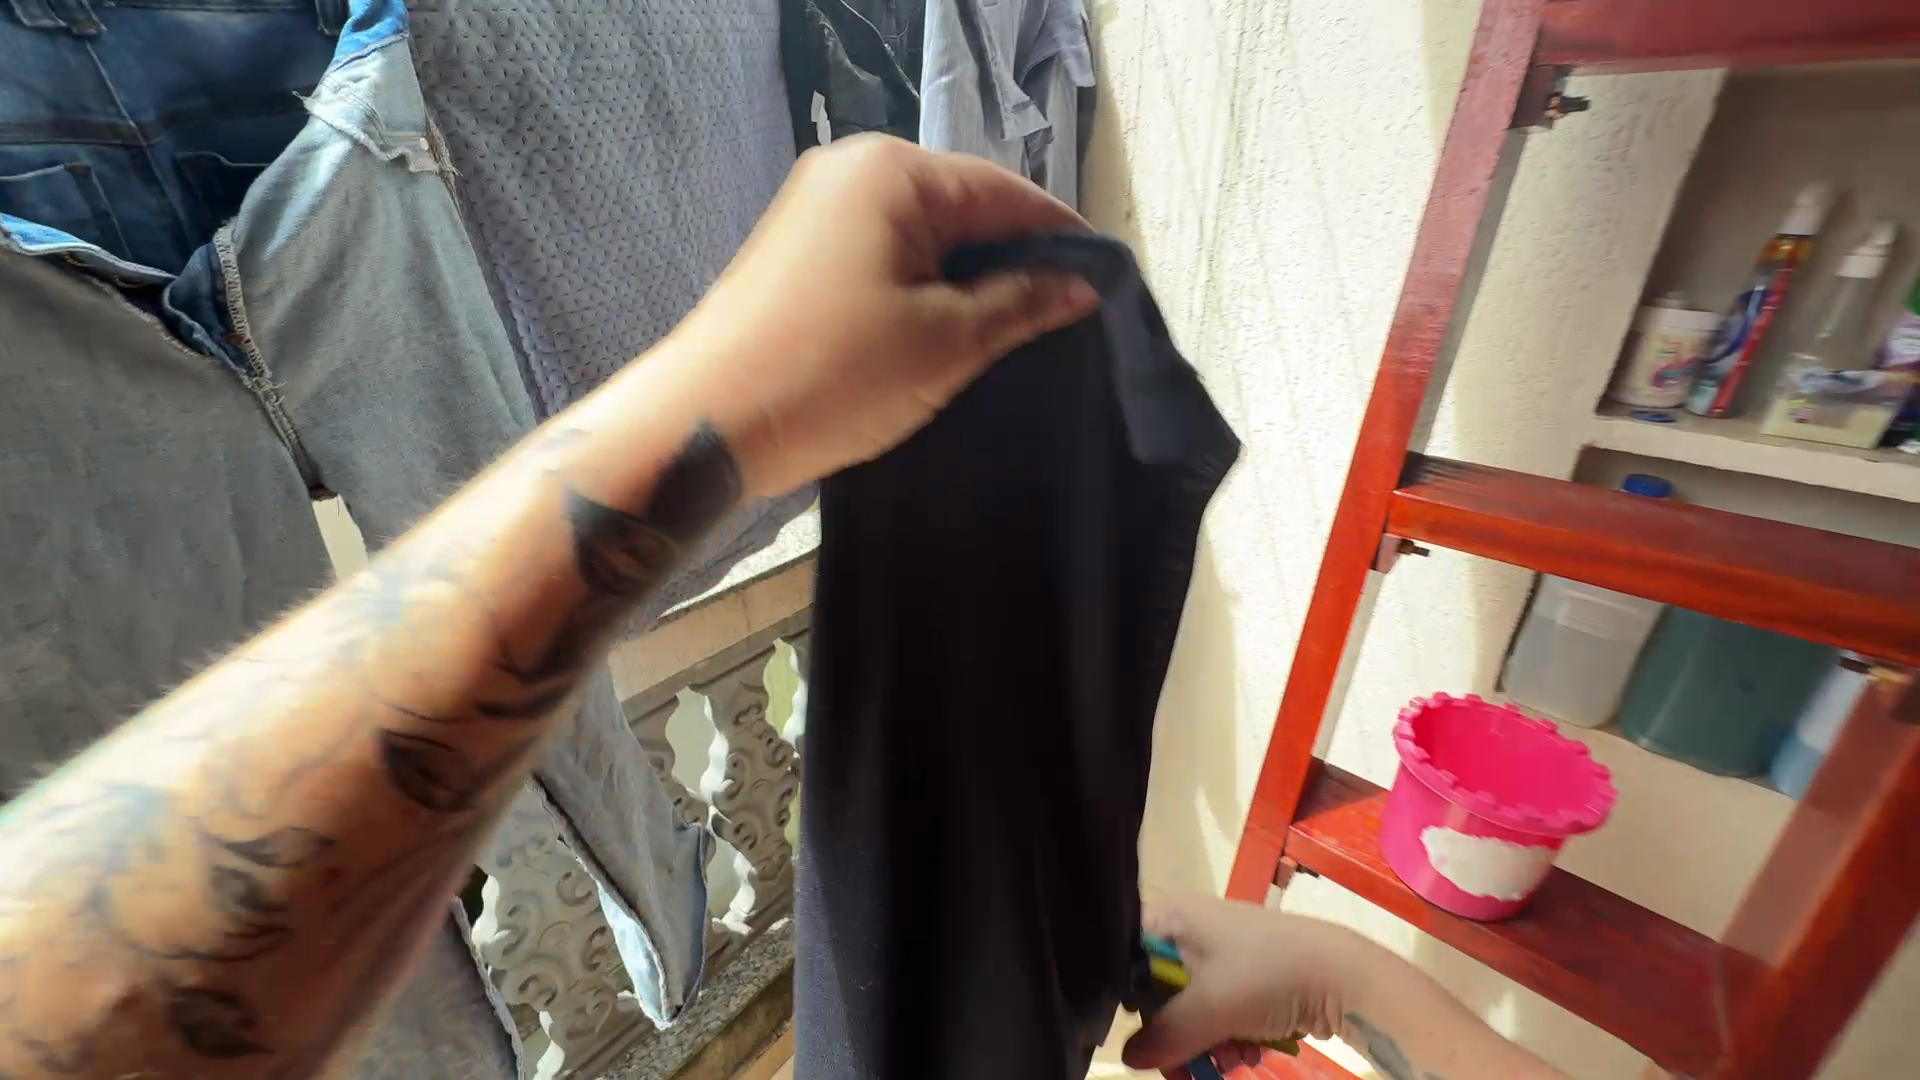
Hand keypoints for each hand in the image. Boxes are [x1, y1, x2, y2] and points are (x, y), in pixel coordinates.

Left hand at [662, 134, 1101, 496]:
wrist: (709, 424)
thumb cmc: (835, 376)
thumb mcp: (946, 342)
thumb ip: (1021, 303)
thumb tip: (1082, 284)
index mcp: (893, 172)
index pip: (1006, 193)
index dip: (1061, 240)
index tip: (1103, 286)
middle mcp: (852, 172)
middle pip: (964, 211)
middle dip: (1013, 265)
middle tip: (1057, 322)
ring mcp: (819, 212)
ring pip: (925, 241)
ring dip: (968, 284)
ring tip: (1008, 336)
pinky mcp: (802, 255)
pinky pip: (887, 261)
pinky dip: (924, 293)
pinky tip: (947, 333)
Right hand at [1125, 895, 1350, 1071]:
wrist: (1345, 977)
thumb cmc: (1267, 973)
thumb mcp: (1211, 1006)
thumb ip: (1165, 1034)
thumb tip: (1126, 1058)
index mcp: (1173, 917)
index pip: (1125, 946)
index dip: (1123, 987)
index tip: (1137, 1026)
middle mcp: (1188, 930)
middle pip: (1155, 985)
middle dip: (1172, 1032)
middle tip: (1184, 1068)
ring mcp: (1217, 954)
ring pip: (1187, 1006)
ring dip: (1202, 1043)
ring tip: (1228, 1063)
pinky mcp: (1243, 978)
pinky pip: (1215, 1012)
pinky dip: (1226, 1038)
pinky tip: (1246, 1055)